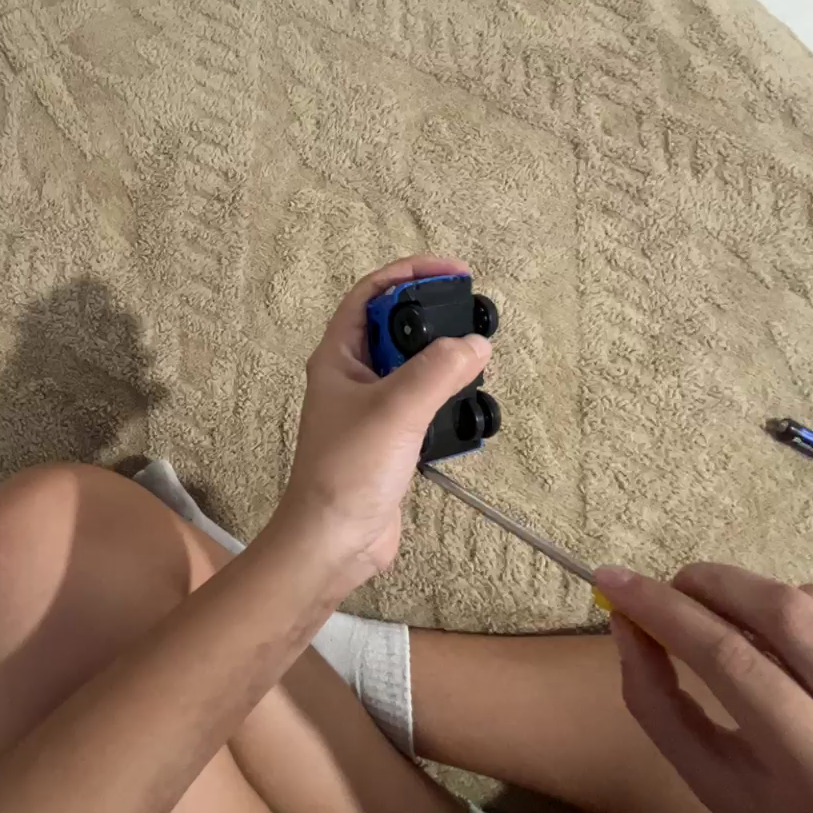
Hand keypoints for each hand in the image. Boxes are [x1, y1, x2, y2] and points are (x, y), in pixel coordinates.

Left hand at [267, 256, 491, 593]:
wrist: (334, 541)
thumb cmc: (348, 470)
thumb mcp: (395, 410)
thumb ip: (437, 372)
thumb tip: (476, 343)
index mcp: (337, 356)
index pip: (370, 295)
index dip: (407, 273)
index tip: (452, 271)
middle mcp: (351, 375)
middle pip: (395, 328)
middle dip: (432, 317)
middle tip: (473, 318)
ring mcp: (370, 408)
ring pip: (412, 367)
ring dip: (443, 360)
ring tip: (477, 362)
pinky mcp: (390, 438)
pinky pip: (422, 403)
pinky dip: (446, 398)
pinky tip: (469, 408)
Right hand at [597, 563, 812, 812]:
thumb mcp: (713, 781)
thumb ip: (656, 697)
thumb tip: (626, 614)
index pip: (729, 659)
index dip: (660, 606)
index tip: (611, 578)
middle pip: (790, 613)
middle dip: (715, 581)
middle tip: (679, 585)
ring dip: (770, 601)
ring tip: (751, 631)